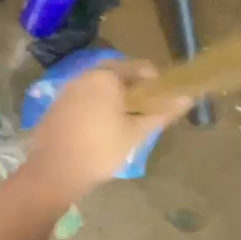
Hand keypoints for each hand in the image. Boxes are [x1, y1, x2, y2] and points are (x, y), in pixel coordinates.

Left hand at [17, 61, 193, 200]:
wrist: (54, 172)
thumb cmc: (100, 150)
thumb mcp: (136, 133)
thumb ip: (161, 113)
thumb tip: (186, 100)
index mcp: (105, 76)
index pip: (138, 67)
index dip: (155, 81)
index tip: (164, 98)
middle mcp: (83, 76)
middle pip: (116, 75)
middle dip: (133, 88)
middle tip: (146, 108)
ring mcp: (66, 91)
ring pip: (97, 87)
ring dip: (113, 97)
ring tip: (126, 119)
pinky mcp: (55, 107)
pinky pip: (82, 98)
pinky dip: (95, 105)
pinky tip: (101, 126)